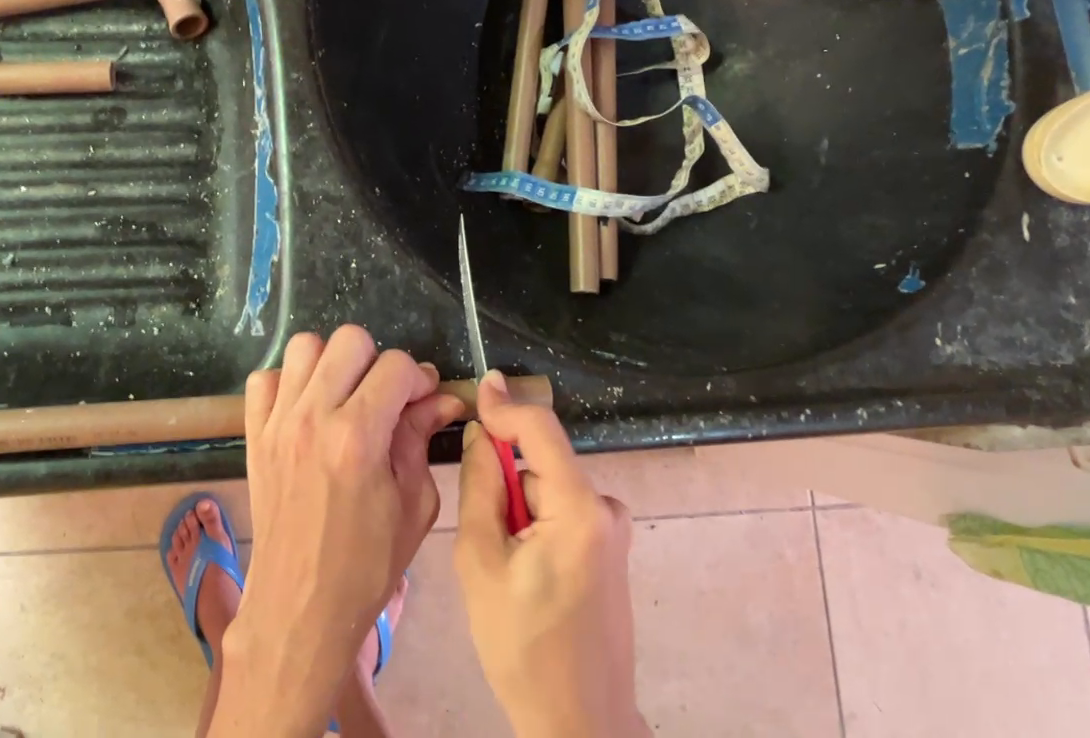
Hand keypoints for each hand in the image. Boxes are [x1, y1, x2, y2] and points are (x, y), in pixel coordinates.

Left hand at [213, 326, 463, 736]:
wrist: (301, 606)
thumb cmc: (367, 564)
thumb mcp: (414, 504)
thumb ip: (421, 439)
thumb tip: (441, 399)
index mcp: (357, 437)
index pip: (396, 366)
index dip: (419, 378)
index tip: (424, 401)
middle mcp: (312, 418)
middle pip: (349, 340)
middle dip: (378, 362)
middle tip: (385, 399)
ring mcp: (277, 423)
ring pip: (304, 347)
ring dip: (332, 364)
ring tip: (345, 398)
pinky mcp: (254, 434)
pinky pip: (264, 378)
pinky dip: (288, 383)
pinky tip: (306, 411)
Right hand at [455, 373, 645, 737]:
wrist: (579, 722)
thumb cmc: (521, 646)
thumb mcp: (480, 562)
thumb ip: (480, 488)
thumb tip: (480, 434)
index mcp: (580, 509)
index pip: (540, 429)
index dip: (505, 404)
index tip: (476, 386)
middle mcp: (606, 509)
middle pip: (540, 464)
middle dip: (503, 482)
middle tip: (479, 535)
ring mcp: (614, 531)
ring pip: (546, 491)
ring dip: (518, 510)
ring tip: (502, 568)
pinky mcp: (611, 550)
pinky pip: (561, 514)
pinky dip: (535, 527)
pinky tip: (524, 576)